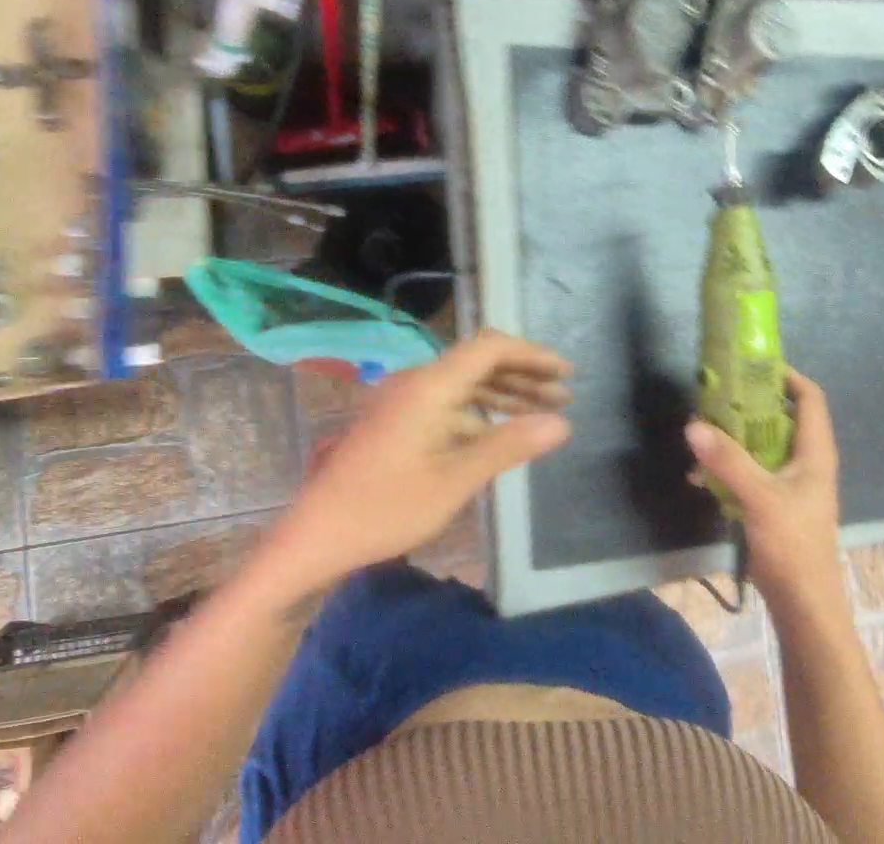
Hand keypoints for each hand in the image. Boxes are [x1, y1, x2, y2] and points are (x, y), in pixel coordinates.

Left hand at [269, 330, 573, 587]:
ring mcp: (403, 403)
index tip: (566, 373)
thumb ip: (508, 447)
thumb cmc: (385, 509)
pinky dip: (479, 415)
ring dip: (504, 395)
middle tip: (564, 394)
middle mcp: (416, 384)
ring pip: (463, 386)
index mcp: (429, 387)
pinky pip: (447, 406)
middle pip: (478, 363)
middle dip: (523, 375)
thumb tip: (562, 423)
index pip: (489, 348)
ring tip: (544, 413)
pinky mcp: (397, 423)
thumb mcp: (454, 481)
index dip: (531, 354)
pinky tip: (501, 436)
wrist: (317, 535)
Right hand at [684, 371, 841, 601]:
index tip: (751, 366)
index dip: (787, 377)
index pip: (810, 398)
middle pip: (780, 419)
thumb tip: (694, 424)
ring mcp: (789, 485)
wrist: (803, 602)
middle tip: (714, 395)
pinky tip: (699, 477)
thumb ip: (728, 460)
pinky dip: (726, 469)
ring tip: (700, 434)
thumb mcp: (760, 498)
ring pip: (761, 446)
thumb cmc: (794, 545)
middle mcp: (805, 462)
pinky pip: (749, 473)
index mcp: (815, 453)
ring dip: (732, 439)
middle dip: (748, 406)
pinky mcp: (773, 505)